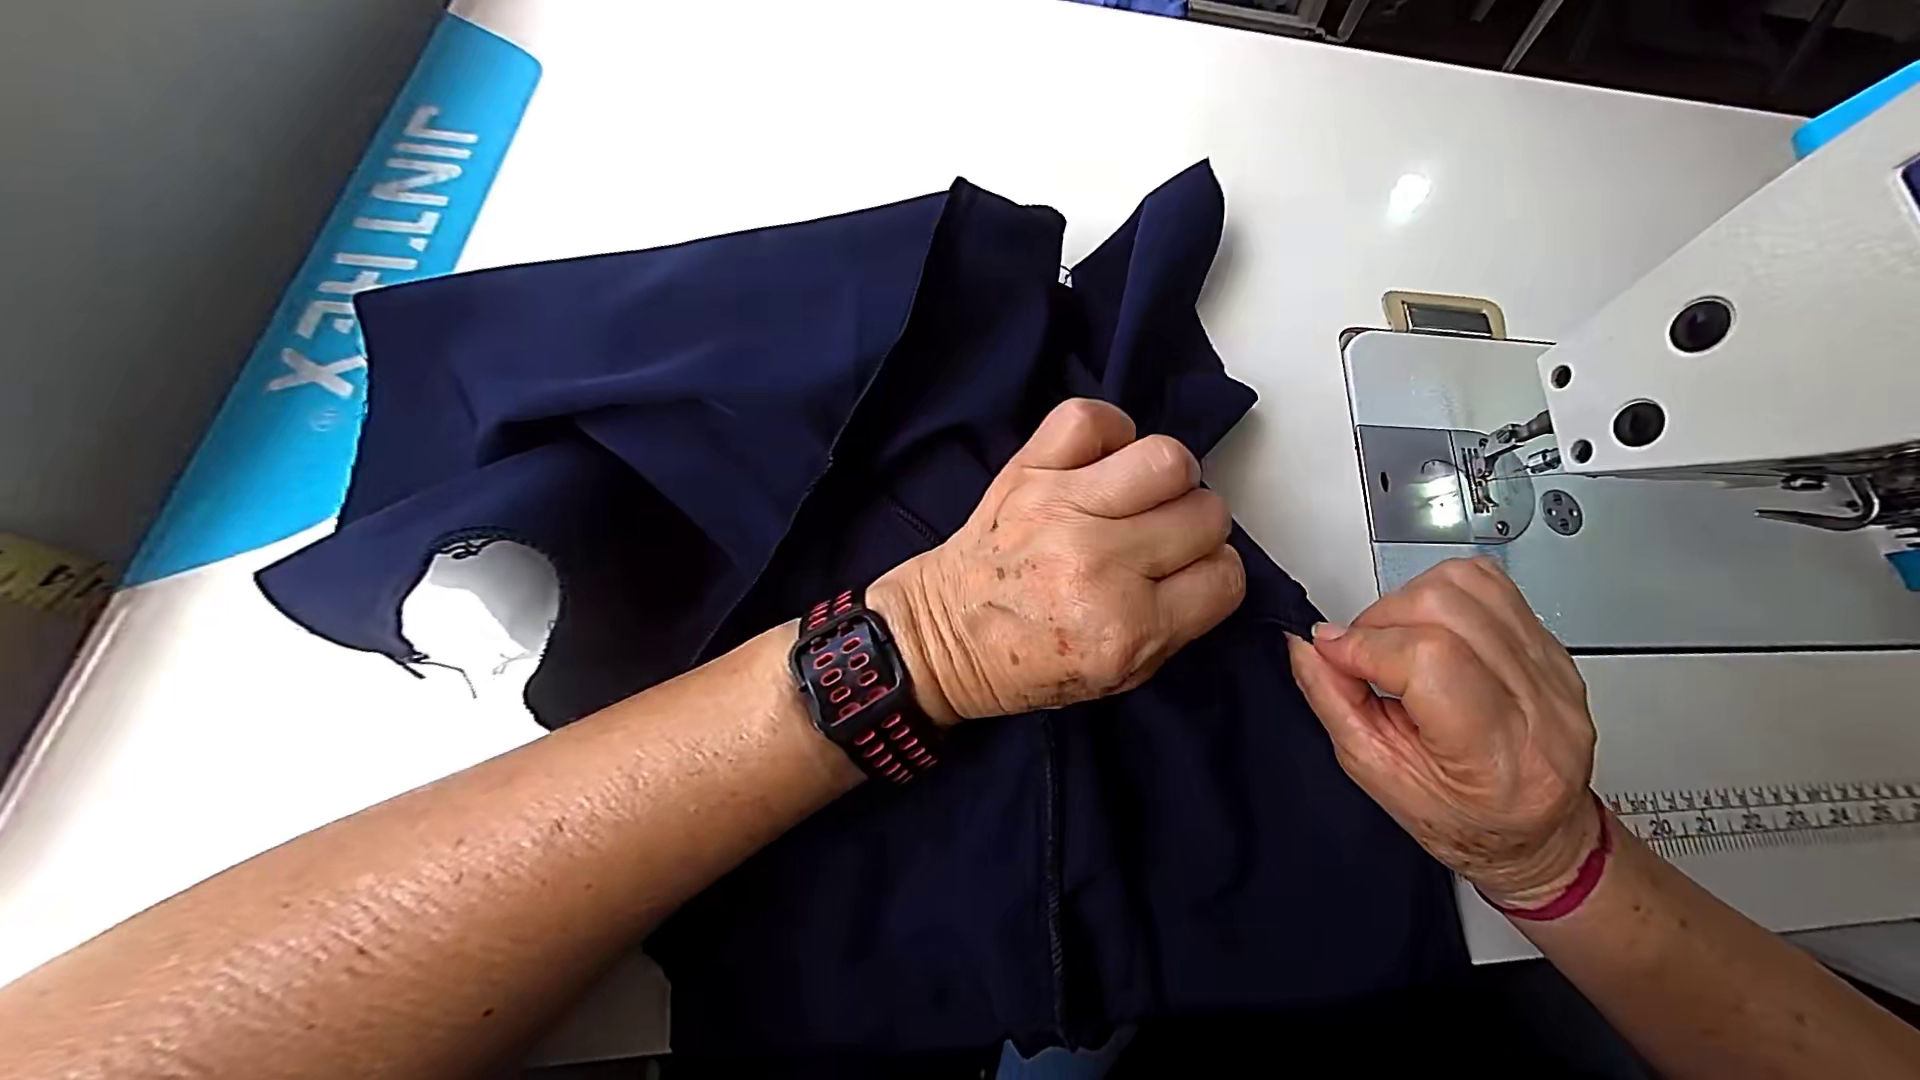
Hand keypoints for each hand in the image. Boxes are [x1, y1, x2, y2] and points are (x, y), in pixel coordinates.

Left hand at [868, 399, 1245, 724]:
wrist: (942, 635)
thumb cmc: (1024, 662)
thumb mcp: (1119, 677)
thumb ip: (1176, 623)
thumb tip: (1209, 561)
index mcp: (1127, 628)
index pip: (1223, 575)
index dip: (1212, 574)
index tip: (1187, 575)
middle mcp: (1098, 562)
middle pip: (1204, 514)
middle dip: (1193, 528)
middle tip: (1159, 540)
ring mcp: (1060, 509)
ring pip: (1167, 460)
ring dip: (1166, 477)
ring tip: (1139, 496)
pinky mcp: (1025, 473)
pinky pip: (1090, 418)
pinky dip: (1107, 432)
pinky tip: (1101, 463)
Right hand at [1286, 558, 1600, 908]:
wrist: (1532, 831)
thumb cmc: (1456, 814)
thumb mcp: (1372, 767)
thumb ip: (1332, 698)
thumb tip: (1304, 644)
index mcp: (1494, 753)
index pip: (1428, 657)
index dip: (1362, 643)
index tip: (1329, 651)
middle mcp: (1538, 705)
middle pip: (1445, 607)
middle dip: (1378, 619)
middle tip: (1360, 650)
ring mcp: (1552, 671)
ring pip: (1466, 584)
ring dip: (1407, 602)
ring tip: (1394, 638)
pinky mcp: (1552, 648)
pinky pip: (1490, 584)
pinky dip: (1440, 594)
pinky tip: (1426, 628)